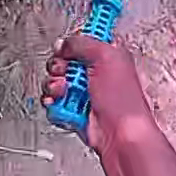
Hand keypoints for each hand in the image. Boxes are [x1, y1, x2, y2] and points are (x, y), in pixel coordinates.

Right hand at [42, 34, 159, 152]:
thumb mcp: (105, 58)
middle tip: (66, 72)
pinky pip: (53, 101)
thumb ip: (82, 43)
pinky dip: (53, 103)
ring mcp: (83, 92)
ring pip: (55, 81)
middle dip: (59, 66)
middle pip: (63, 60)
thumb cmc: (123, 100)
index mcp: (108, 55)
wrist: (119, 136)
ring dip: (55, 86)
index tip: (70, 46)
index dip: (75, 42)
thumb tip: (64, 43)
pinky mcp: (73, 109)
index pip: (85, 39)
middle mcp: (95, 73)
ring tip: (64, 91)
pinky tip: (61, 104)